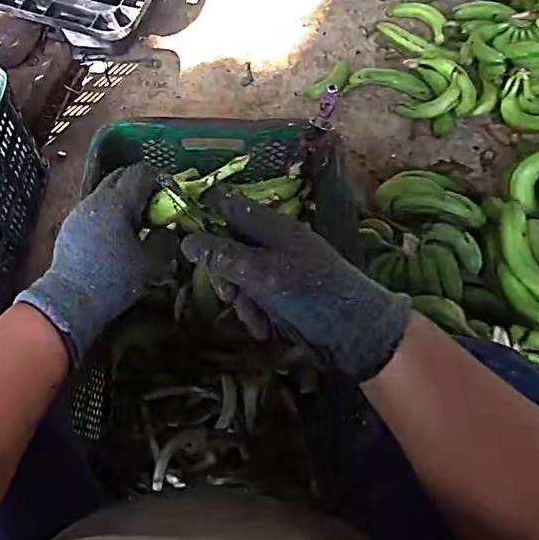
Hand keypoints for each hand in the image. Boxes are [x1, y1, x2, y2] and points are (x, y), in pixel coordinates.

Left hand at [17, 162, 179, 364]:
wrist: (70, 300)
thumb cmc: (114, 280)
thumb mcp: (150, 263)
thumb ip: (166, 240)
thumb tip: (169, 229)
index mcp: (117, 202)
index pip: (141, 172)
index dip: (160, 179)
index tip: (170, 197)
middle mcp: (96, 199)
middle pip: (121, 176)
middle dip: (141, 185)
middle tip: (154, 207)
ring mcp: (79, 210)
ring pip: (106, 191)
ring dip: (124, 199)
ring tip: (136, 224)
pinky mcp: (70, 225)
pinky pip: (95, 208)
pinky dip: (110, 212)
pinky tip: (115, 236)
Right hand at [181, 187, 411, 381]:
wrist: (357, 334)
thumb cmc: (311, 293)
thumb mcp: (262, 274)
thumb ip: (224, 256)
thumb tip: (187, 241)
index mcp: (271, 226)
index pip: (229, 205)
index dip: (204, 212)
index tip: (181, 229)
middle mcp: (273, 242)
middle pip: (228, 245)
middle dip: (224, 273)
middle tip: (228, 295)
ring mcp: (278, 268)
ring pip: (238, 275)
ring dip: (241, 299)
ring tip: (255, 319)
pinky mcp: (282, 294)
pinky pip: (254, 296)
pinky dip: (254, 312)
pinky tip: (264, 329)